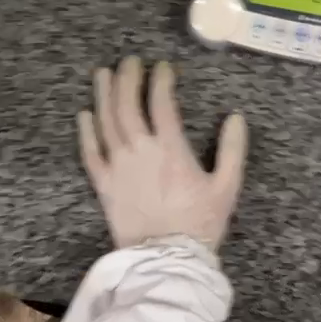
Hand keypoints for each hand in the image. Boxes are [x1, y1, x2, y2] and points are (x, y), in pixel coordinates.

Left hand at [78, 56, 247, 250]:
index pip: (161, 102)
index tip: (164, 67)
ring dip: (105, 94)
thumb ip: (232, 149)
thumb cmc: (200, 223)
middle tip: (130, 61)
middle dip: (128, 78)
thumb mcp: (227, 186)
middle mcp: (140, 151)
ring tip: (104, 73)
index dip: (161, 80)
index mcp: (171, 148)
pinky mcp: (104, 185)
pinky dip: (86, 131)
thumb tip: (236, 118)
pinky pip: (90, 152)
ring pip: (106, 121)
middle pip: (127, 104)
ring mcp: (118, 167)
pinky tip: (84, 114)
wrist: (167, 260)